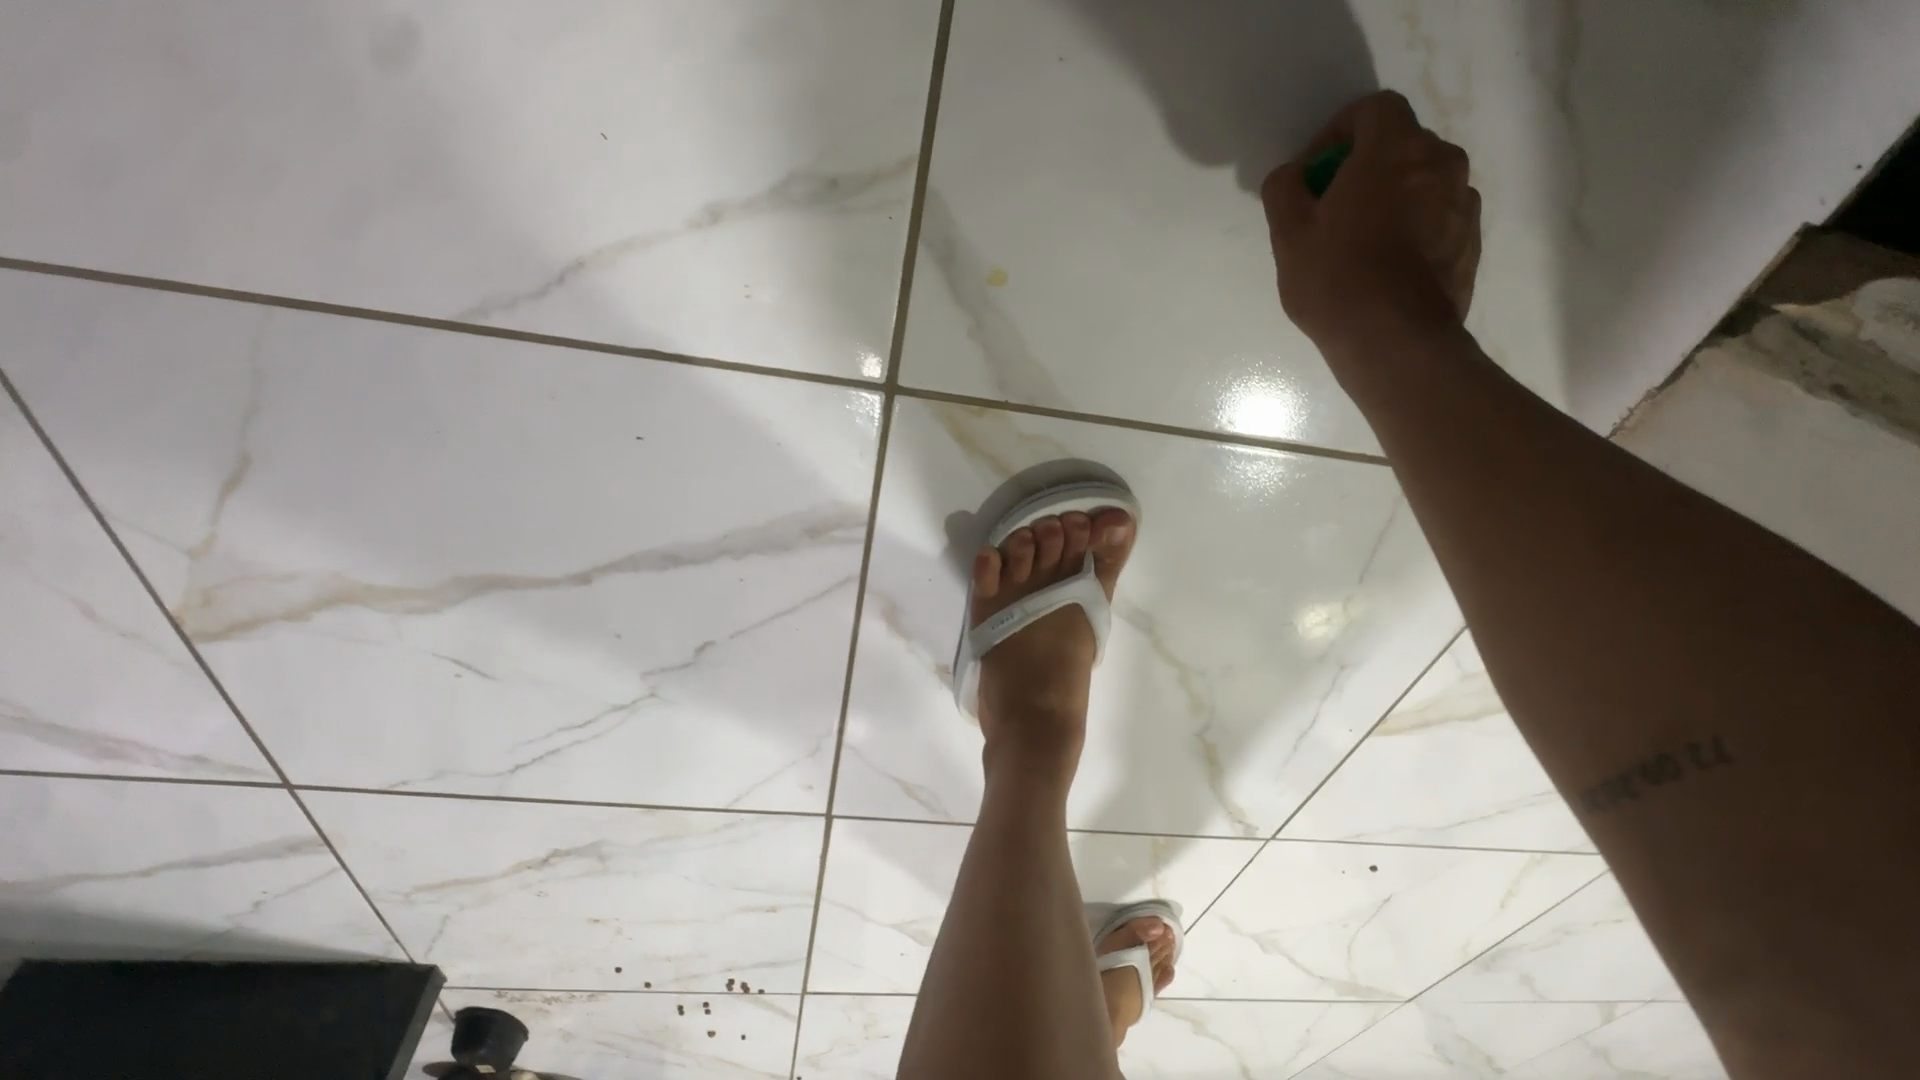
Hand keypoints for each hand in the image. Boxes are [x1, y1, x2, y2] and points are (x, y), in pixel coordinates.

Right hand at [1261, 91, 1481, 354]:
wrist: (1394, 339)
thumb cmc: (1335, 278)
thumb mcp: (1288, 232)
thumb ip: (1285, 188)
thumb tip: (1293, 175)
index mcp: (1396, 149)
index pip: (1373, 109)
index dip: (1338, 131)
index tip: (1315, 172)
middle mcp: (1442, 163)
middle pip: (1401, 146)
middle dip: (1365, 167)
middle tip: (1332, 209)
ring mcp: (1464, 203)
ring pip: (1422, 183)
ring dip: (1392, 198)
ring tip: (1360, 243)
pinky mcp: (1472, 241)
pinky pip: (1437, 218)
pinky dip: (1413, 228)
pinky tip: (1385, 267)